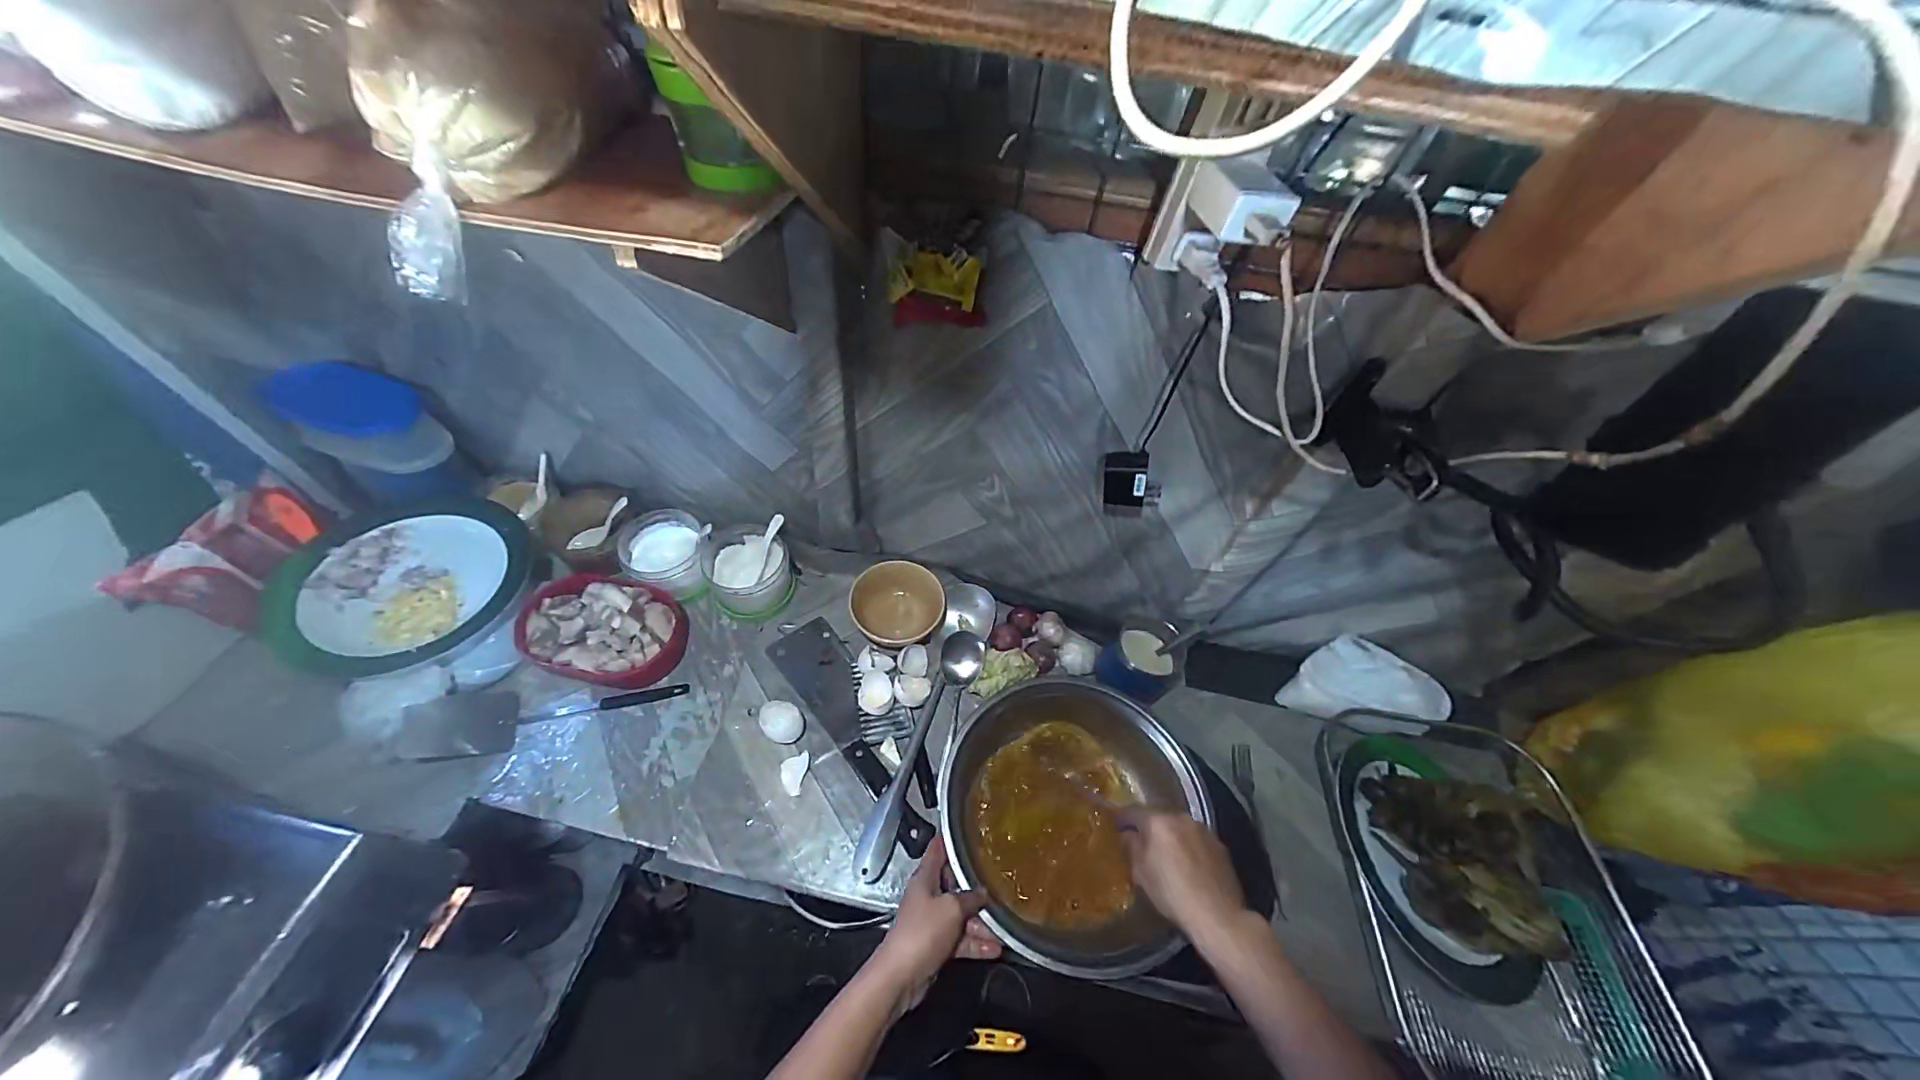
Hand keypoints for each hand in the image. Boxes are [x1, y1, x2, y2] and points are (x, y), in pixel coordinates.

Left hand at [868, 838, 1002, 1014]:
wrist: (901, 977)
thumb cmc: (922, 933)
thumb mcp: (951, 909)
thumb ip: (970, 898)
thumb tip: (982, 893)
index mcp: (925, 879)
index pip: (937, 851)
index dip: (950, 839)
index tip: (966, 830)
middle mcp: (927, 897)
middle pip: (954, 886)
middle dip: (976, 891)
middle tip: (999, 889)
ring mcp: (931, 922)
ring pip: (960, 916)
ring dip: (981, 923)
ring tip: (1004, 929)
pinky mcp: (935, 945)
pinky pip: (959, 939)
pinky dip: (975, 944)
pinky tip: (995, 949)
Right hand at [1119, 808, 1246, 936]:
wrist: (1218, 915)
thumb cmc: (1172, 893)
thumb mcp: (1140, 873)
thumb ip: (1130, 846)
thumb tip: (1128, 834)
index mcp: (1158, 821)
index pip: (1132, 811)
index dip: (1121, 818)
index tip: (1116, 826)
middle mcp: (1180, 818)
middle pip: (1158, 817)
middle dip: (1149, 829)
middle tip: (1142, 846)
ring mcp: (1203, 830)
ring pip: (1178, 827)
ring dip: (1170, 837)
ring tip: (1168, 858)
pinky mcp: (1219, 844)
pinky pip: (1195, 839)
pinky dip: (1188, 847)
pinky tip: (1189, 866)